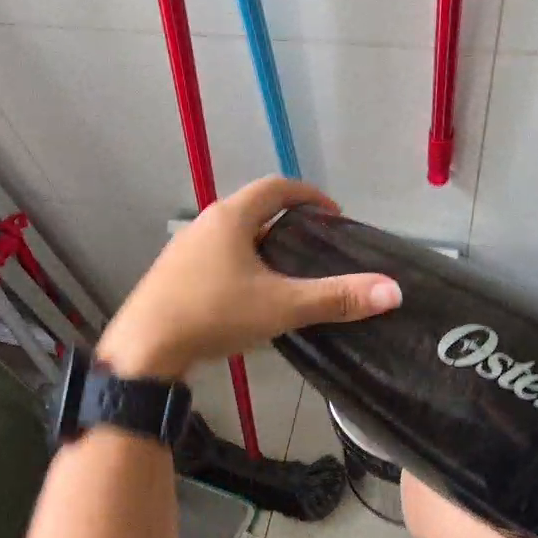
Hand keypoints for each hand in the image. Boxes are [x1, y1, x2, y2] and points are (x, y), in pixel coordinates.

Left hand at [96, 177, 402, 377]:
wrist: (145, 349)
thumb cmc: (214, 316)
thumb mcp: (281, 306)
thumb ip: (336, 298)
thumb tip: (392, 291)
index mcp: (231, 218)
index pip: (276, 189)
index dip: (309, 196)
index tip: (332, 214)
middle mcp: (204, 224)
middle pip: (252, 210)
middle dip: (285, 222)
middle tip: (312, 245)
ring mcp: (183, 251)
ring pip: (230, 237)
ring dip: (259, 246)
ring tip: (284, 273)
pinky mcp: (171, 277)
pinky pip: (213, 261)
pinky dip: (237, 267)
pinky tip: (245, 298)